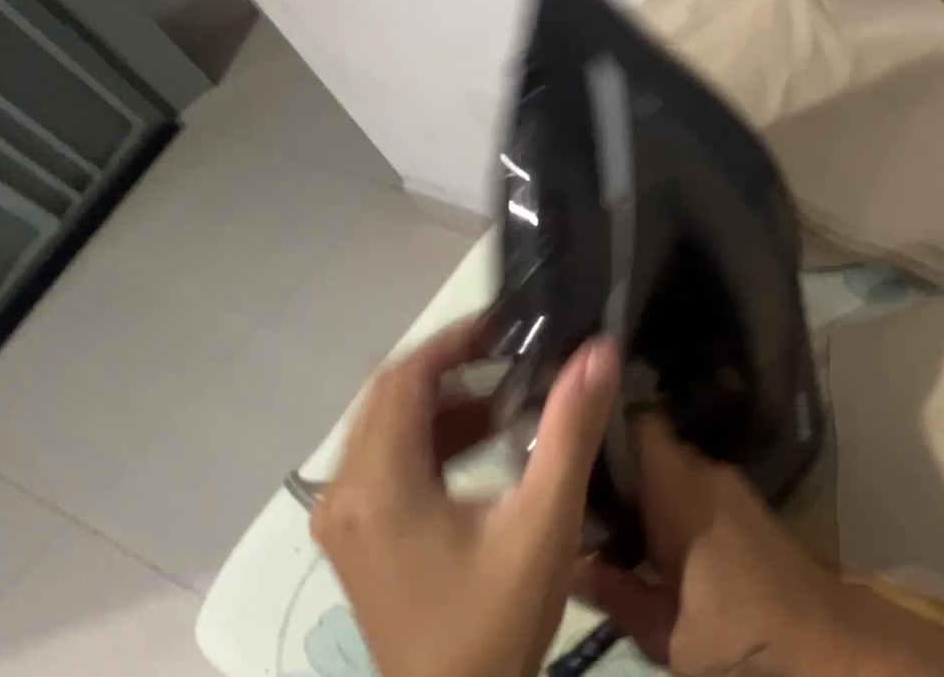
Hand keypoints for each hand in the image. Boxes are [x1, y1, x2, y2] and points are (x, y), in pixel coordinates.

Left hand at [313, 318, 620, 676]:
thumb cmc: (497, 619)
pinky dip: (437, 438)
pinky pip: (390, 460)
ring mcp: (345, 520)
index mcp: (379, 486)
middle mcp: (345, 495)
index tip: (512, 324)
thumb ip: (571, 429)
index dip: (455, 340)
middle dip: (455, 366)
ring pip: (389, 427)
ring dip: (449, 402)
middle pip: (391, 397)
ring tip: (514, 397)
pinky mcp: (359, 539)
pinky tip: (488, 446)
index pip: (403, 379)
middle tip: (519, 354)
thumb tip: (598, 351)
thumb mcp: (545, 520)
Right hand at [577, 416, 943, 676]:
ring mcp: (728, 484)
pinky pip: (692, 484)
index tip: (568, 440)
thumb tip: (568, 563)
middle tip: (573, 494)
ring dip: (642, 488)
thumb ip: (613, 592)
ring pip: (671, 468)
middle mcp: (705, 473)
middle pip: (651, 447)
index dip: (604, 422)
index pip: (641, 423)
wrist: (816, 632)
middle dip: (615, 466)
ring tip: (602, 517)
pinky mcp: (741, 501)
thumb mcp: (661, 629)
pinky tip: (646, 535)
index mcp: (680, 491)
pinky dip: (668, 500)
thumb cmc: (734, 630)